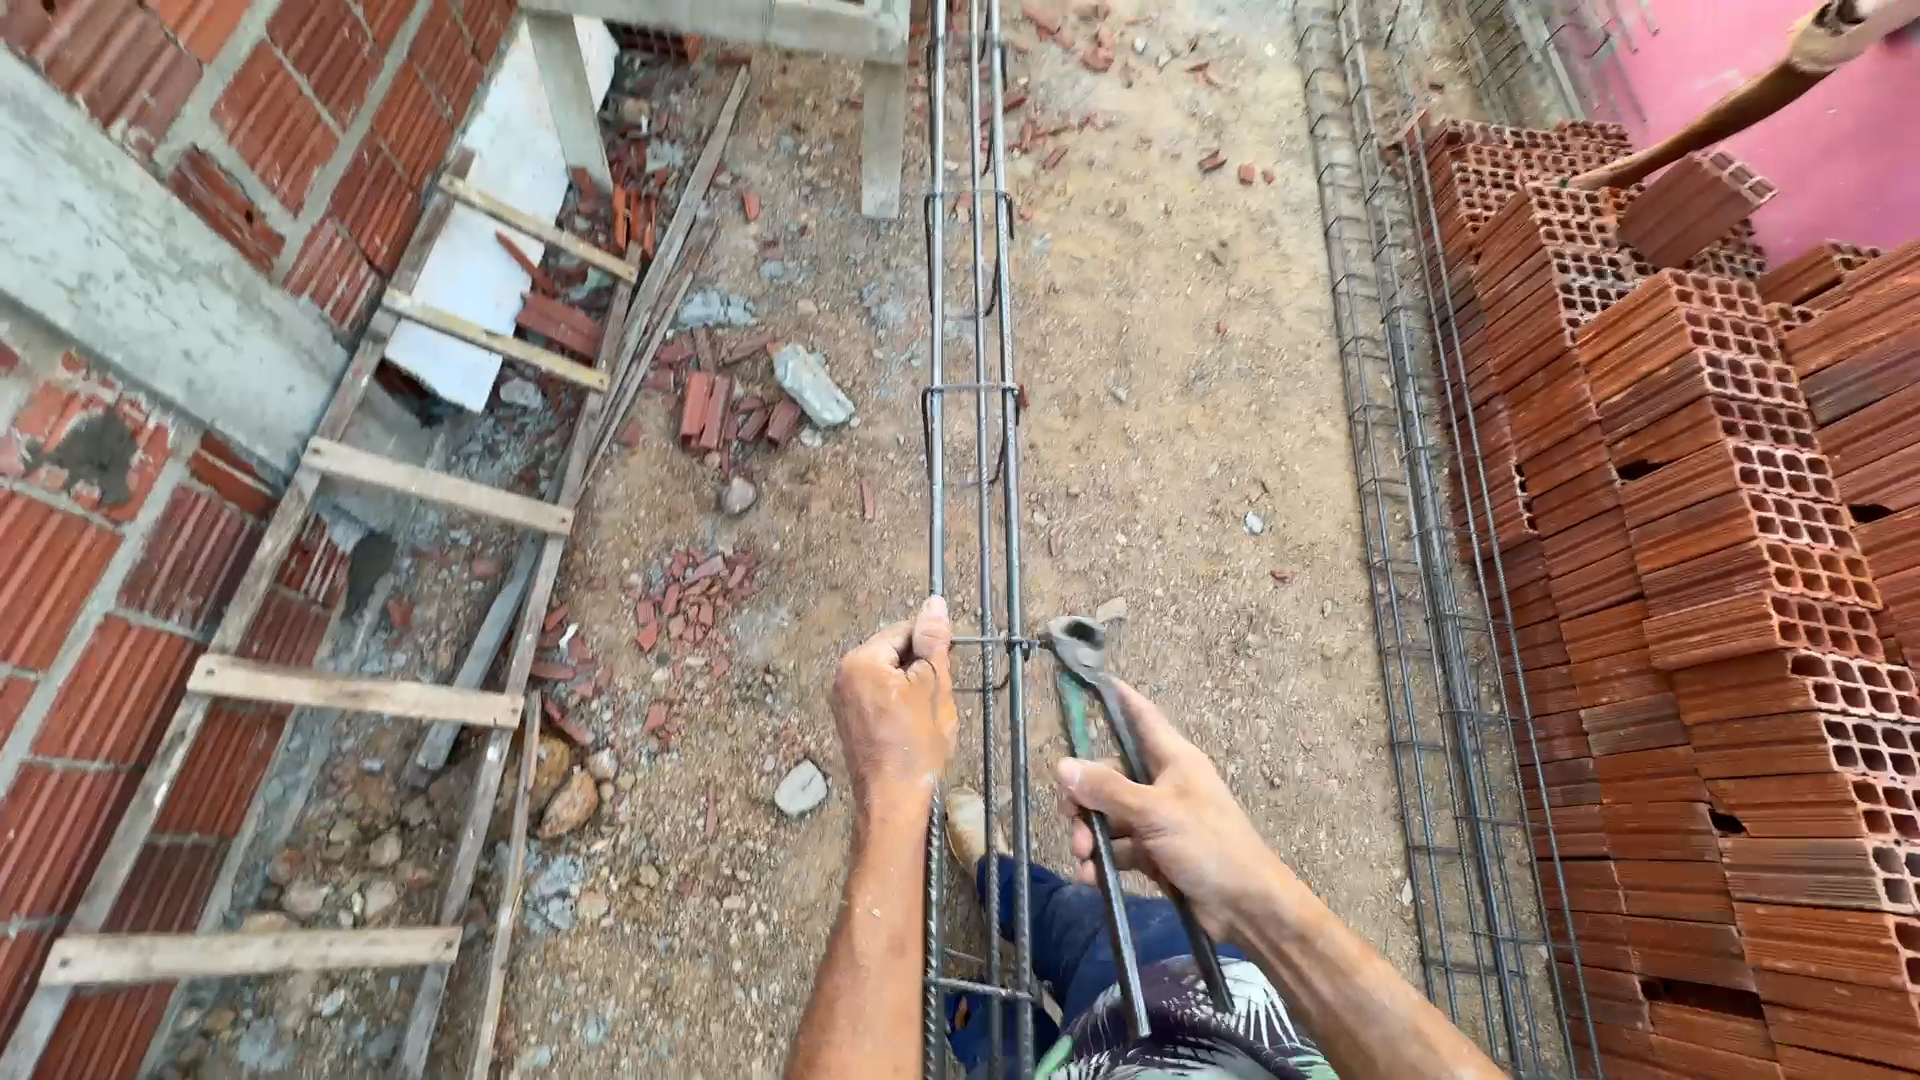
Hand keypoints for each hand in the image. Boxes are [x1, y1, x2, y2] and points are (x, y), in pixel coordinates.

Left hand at [830, 595, 958, 814]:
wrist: (893, 800)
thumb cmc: (916, 744)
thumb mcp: (933, 684)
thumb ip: (933, 641)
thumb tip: (935, 602)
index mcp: (860, 661)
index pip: (903, 631)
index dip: (930, 645)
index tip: (947, 667)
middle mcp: (843, 675)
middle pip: (893, 650)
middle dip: (919, 666)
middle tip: (938, 695)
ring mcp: (842, 699)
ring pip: (888, 673)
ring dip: (911, 684)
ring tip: (926, 713)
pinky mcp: (848, 719)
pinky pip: (877, 694)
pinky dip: (898, 700)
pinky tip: (913, 723)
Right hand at [1055, 681, 1291, 943]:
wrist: (1248, 909)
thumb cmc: (1209, 845)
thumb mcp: (1154, 812)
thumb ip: (1107, 789)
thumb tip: (1062, 765)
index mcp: (1174, 760)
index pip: (1143, 717)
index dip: (1120, 699)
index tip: (1094, 682)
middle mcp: (1164, 784)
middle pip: (1111, 775)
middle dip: (1085, 796)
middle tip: (1068, 816)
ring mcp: (1159, 821)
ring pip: (1110, 815)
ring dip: (1090, 833)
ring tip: (1081, 854)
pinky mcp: (1157, 855)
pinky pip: (1120, 848)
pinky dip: (1103, 860)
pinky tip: (1090, 875)